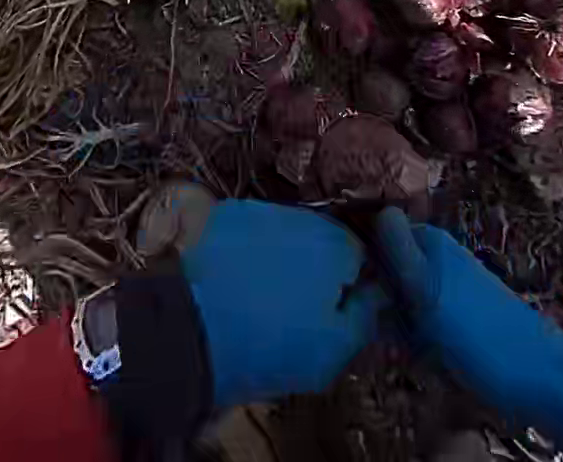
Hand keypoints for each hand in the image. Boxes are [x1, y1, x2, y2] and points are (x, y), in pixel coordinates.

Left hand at [181, 200, 386, 407]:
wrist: (185, 329)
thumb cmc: (267, 345)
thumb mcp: (330, 352)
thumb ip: (364, 316)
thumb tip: (377, 292)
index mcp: (336, 245)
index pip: (362, 256)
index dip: (351, 285)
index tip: (334, 310)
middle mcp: (304, 216)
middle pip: (325, 239)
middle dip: (319, 266)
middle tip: (299, 305)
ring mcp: (263, 209)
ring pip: (290, 232)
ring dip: (286, 255)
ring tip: (264, 293)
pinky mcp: (227, 213)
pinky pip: (253, 230)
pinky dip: (252, 249)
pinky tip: (237, 278)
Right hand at [373, 207, 562, 461]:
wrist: (537, 376)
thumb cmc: (477, 330)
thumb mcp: (428, 288)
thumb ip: (400, 249)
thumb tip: (379, 208)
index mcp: (427, 240)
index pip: (376, 233)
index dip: (359, 258)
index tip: (348, 286)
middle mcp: (434, 255)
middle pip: (384, 267)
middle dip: (376, 294)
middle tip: (377, 321)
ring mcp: (443, 286)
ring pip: (398, 297)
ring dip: (393, 320)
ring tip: (401, 341)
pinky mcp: (451, 315)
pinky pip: (415, 320)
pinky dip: (411, 336)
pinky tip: (419, 354)